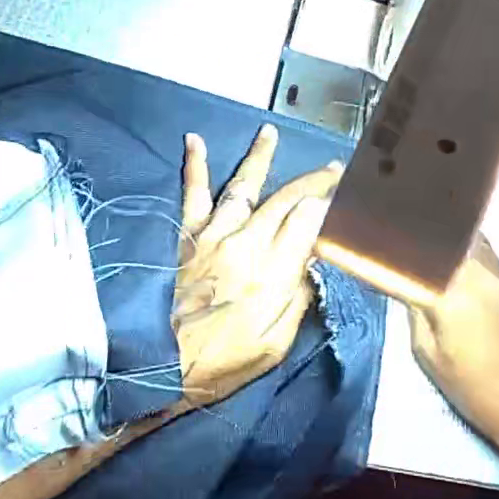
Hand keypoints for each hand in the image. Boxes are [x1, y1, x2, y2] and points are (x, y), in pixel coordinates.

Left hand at [172, 125, 341, 407]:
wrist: (155, 365)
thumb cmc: (220, 363)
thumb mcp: (272, 346)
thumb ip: (296, 299)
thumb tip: (311, 262)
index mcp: (271, 272)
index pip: (308, 222)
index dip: (328, 204)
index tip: (342, 194)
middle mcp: (244, 242)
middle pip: (285, 200)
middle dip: (311, 181)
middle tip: (331, 168)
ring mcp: (211, 234)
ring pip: (243, 186)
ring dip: (259, 158)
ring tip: (270, 132)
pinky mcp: (184, 236)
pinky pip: (191, 194)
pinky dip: (193, 166)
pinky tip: (194, 140)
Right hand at [400, 238, 498, 498]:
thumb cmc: (472, 385)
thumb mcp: (425, 349)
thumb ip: (411, 303)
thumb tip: (396, 273)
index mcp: (452, 289)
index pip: (410, 252)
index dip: (385, 239)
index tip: (362, 233)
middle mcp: (477, 268)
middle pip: (438, 230)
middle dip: (410, 225)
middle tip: (382, 223)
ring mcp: (496, 268)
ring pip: (459, 232)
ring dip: (433, 229)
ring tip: (406, 228)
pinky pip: (473, 244)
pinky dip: (451, 239)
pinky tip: (434, 245)